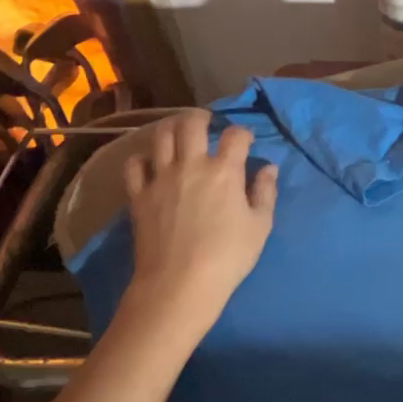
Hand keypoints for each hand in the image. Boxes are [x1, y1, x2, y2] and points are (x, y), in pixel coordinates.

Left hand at [119, 110, 276, 337]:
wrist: (178, 284)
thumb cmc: (228, 256)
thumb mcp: (260, 226)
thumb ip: (265, 192)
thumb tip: (268, 168)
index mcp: (224, 171)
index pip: (235, 135)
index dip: (243, 133)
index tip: (246, 142)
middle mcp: (191, 165)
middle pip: (191, 124)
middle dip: (201, 117)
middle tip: (207, 122)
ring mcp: (160, 178)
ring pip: (161, 136)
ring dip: (172, 129)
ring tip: (179, 134)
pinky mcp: (139, 195)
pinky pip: (134, 164)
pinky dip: (143, 158)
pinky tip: (151, 163)